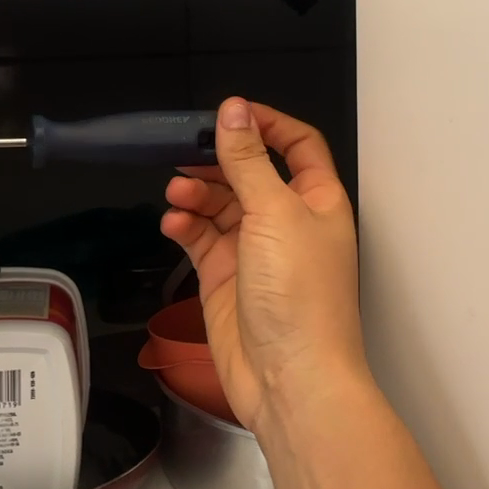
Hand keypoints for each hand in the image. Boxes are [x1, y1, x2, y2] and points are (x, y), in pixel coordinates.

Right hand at [161, 98, 367, 434]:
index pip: (296, 145)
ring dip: (196, 193)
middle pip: (249, 172)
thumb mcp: (273, 213)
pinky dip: (185, 226)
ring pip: (219, 204)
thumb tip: (234, 110)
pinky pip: (200, 238)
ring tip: (176, 194)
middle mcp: (286, 220)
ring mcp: (254, 249)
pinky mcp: (224, 276)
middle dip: (217, 160)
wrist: (289, 378)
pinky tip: (173, 224)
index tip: (228, 113)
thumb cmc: (299, 294)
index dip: (266, 125)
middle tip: (184, 153)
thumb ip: (247, 160)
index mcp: (316, 199)